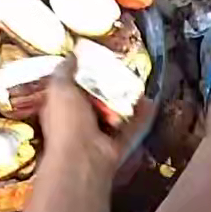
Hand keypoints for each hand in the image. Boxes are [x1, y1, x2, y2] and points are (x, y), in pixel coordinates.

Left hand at [38, 57, 149, 175]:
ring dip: (127, 101)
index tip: (94, 61)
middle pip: (95, 101)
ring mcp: (99, 136)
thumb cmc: (67, 122)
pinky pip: (132, 128)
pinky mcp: (118, 145)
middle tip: (121, 70)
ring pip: (115, 115)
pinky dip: (142, 116)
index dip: (80, 76)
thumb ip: (64, 70)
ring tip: (138, 83)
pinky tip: (150, 101)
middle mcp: (79, 123)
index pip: (70, 89)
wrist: (84, 157)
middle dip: (107, 88)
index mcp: (61, 109)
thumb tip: (71, 55)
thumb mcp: (60, 88)